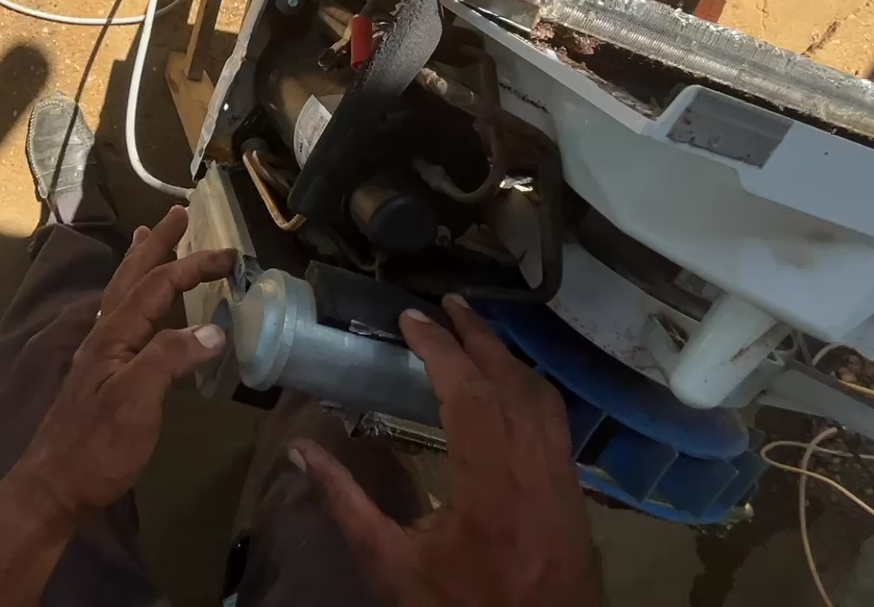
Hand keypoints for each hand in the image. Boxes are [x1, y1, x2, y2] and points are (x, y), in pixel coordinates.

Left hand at [0, 206, 233, 606]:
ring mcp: (100, 351)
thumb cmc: (96, 446)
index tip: (229, 256)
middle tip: (177, 213)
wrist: (54, 486)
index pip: (157, 286)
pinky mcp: (102, 371)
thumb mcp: (136, 402)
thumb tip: (212, 328)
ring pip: (123, 291)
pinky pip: (122, 315)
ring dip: (140, 260)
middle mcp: (105, 333)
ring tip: (147, 236)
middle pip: (133, 275)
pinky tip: (134, 302)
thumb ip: (169, 360)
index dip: (193, 266)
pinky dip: (134, 293)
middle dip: (157, 242)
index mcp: (114, 333)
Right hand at [293, 296, 601, 606]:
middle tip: (445, 305)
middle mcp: (537, 480)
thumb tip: (298, 450)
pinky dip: (527, 388)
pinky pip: (556, 425)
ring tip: (472, 329)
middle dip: (478, 337)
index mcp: (491, 493)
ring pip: (544, 402)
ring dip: (506, 357)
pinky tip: (503, 382)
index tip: (410, 319)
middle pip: (514, 386)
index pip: (470, 397)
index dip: (440, 349)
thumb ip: (343, 502)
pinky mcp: (575, 500)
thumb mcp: (390, 568)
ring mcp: (565, 489)